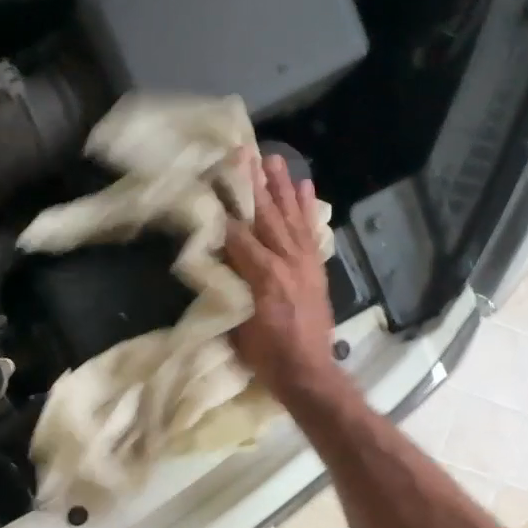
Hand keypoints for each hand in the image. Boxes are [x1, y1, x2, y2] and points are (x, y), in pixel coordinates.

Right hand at [224, 151, 337, 397]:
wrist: (307, 373)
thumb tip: (217, 268)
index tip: (212, 183)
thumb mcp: (237, 326)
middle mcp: (286, 261)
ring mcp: (304, 263)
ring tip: (273, 160)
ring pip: (291, 217)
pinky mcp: (315, 270)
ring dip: (281, 188)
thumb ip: (228, 292)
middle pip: (267, 215)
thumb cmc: (266, 357)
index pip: (238, 234)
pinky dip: (307, 209)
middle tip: (244, 153)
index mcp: (262, 275)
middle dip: (254, 184)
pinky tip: (304, 187)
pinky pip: (310, 232)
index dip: (224, 209)